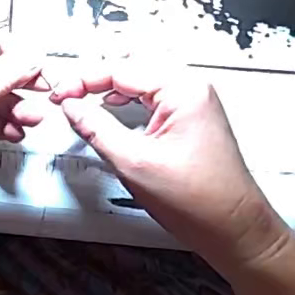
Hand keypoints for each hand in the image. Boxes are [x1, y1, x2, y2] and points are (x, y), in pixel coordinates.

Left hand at [0, 42, 46, 226]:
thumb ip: (1, 75)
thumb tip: (30, 56)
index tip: (35, 63)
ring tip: (29, 118)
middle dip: (19, 81)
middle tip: (42, 87)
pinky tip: (14, 132)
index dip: (10, 52)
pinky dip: (10, 124)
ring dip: (18, 107)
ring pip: (0, 97)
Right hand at [46, 60, 290, 270]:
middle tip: (69, 94)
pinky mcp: (190, 117)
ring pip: (141, 76)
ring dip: (110, 84)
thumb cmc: (200, 201)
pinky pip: (152, 93)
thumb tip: (72, 107)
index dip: (83, 81)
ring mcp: (193, 102)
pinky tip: (111, 107)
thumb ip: (96, 128)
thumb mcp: (133, 163)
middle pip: (132, 64)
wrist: (235, 230)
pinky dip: (126, 97)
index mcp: (183, 91)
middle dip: (96, 76)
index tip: (60, 96)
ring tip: (83, 99)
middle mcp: (192, 89)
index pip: (121, 70)